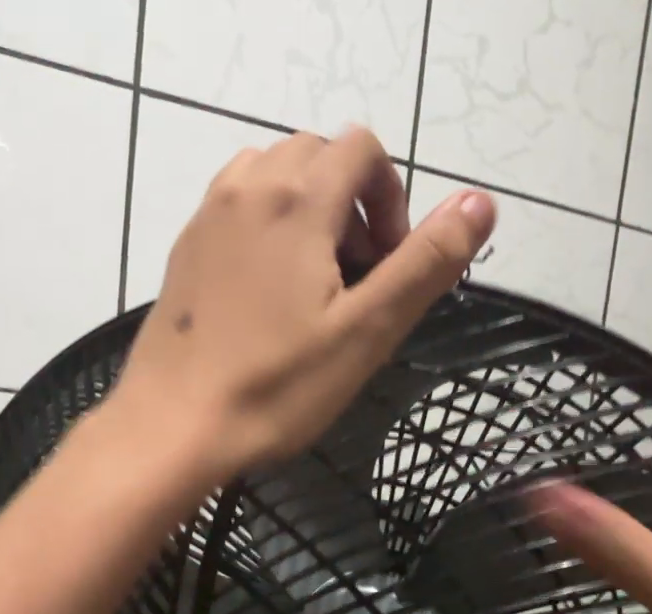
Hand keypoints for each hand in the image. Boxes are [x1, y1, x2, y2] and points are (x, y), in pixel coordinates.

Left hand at [106, 128, 497, 480]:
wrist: (172, 426)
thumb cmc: (276, 387)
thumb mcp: (366, 331)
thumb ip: (425, 263)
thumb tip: (480, 202)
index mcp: (297, 201)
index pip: (362, 148)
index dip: (391, 197)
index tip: (388, 264)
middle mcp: (247, 189)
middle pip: (318, 155)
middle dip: (354, 201)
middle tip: (358, 277)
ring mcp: (208, 216)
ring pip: (273, 174)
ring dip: (309, 207)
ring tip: (315, 280)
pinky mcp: (185, 248)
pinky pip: (237, 205)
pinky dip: (268, 223)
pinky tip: (268, 291)